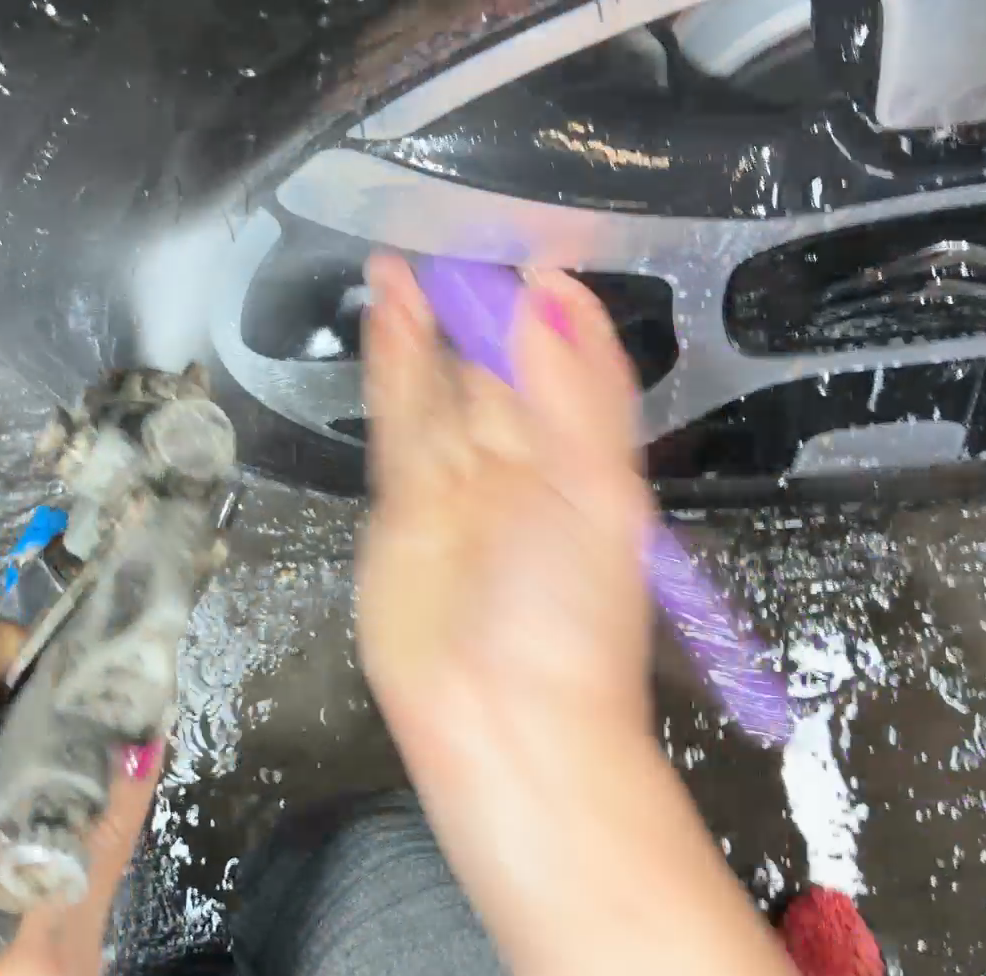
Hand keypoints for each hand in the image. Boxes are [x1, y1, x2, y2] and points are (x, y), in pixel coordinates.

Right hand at [356, 258, 867, 975]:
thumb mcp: (596, 492)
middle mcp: (517, 469)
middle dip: (470, 309)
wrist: (506, 726)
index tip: (519, 245)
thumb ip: (576, 390)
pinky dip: (391, 369)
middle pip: (489, 371)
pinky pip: (397, 424)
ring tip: (407, 265)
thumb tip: (552, 293)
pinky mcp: (398, 509)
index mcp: (577, 463)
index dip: (534, 307)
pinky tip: (389, 321)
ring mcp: (453, 487)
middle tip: (451, 241)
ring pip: (436, 389)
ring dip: (423, 329)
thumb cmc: (570, 617)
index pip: (554, 366)